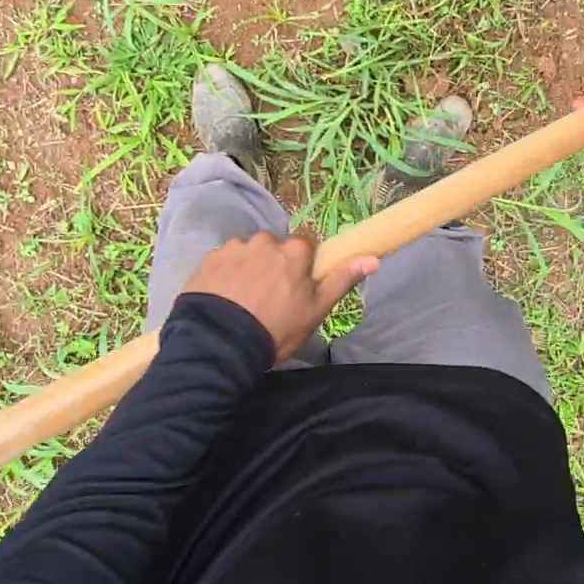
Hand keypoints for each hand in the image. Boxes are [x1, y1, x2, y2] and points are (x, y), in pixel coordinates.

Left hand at [181, 231, 377, 361]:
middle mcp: (265, 239)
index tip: (297, 286)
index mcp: (295, 250)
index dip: (303, 265)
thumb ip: (341, 280)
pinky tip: (224, 299)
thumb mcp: (315, 310)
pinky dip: (226, 275)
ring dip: (248, 268)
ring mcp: (234, 247)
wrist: (220, 344)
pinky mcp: (209, 259)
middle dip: (273, 265)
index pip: (306, 245)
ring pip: (248, 253)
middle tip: (269, 298)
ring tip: (243, 301)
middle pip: (275, 247)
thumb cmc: (276, 329)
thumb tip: (374, 259)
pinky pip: (224, 262)